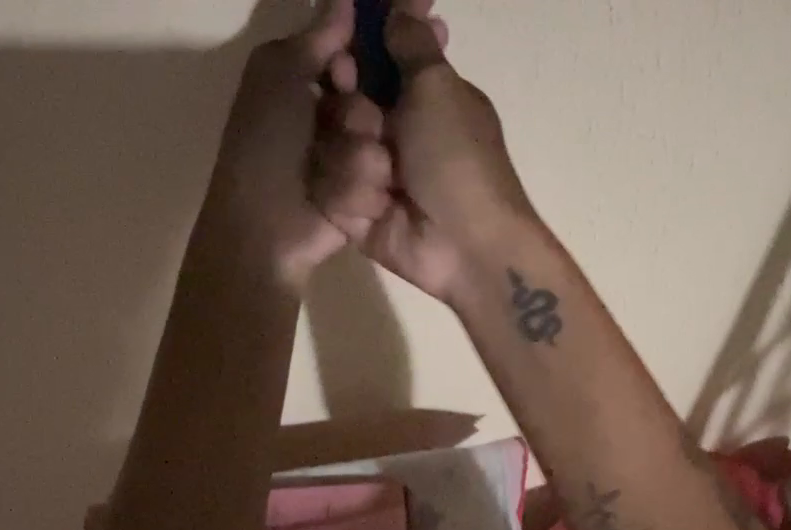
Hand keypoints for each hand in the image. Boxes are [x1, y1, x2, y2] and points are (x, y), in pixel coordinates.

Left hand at [203, 0, 361, 290]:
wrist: (265, 228)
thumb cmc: (263, 146)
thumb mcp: (278, 75)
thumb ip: (315, 37)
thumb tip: (345, 0)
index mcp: (314, 84)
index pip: (361, 56)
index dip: (379, 48)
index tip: (396, 48)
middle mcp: (339, 119)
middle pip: (381, 101)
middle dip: (362, 115)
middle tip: (340, 126)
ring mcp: (356, 162)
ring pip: (386, 144)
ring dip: (358, 157)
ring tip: (327, 176)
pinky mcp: (369, 200)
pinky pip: (385, 183)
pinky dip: (360, 190)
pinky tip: (338, 201)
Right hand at [309, 0, 541, 303]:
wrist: (464, 244)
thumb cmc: (458, 159)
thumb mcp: (440, 87)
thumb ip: (413, 43)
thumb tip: (407, 5)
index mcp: (416, 97)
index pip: (369, 62)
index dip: (354, 55)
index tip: (350, 56)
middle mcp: (389, 133)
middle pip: (338, 102)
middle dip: (354, 113)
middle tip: (375, 126)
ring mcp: (368, 173)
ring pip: (327, 146)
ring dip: (358, 161)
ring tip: (389, 181)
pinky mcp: (352, 212)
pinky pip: (326, 187)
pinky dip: (353, 195)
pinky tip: (380, 209)